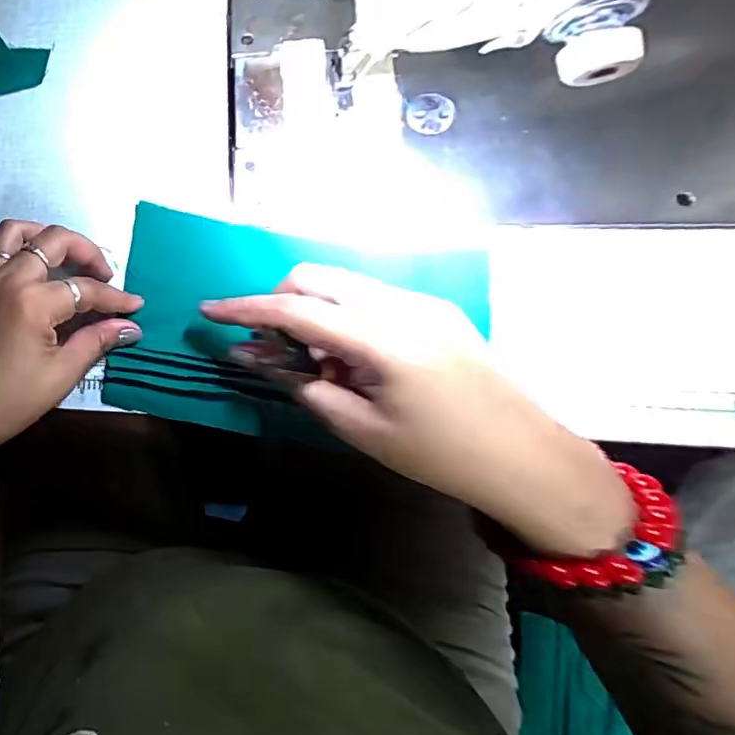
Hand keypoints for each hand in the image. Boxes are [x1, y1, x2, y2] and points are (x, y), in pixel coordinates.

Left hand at [0, 220, 142, 488]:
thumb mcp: (61, 374)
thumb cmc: (10, 402)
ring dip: (40, 235)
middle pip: (53, 240)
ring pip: (9, 233)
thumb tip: (129, 326)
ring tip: (59, 255)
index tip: (135, 307)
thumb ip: (95, 341)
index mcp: (34, 300)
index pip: (85, 288)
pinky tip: (4, 268)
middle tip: (103, 275)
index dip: (115, 298)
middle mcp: (7, 279)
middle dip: (86, 251)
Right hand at [201, 263, 631, 557]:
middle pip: (316, 277)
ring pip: (344, 282)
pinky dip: (346, 315)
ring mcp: (422, 301)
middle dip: (281, 304)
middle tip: (278, 353)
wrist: (526, 458)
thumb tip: (252, 356)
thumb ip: (302, 385)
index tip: (208, 310)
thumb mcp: (360, 428)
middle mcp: (400, 305)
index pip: (296, 309)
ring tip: (323, 365)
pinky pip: (372, 295)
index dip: (245, 308)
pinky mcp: (436, 309)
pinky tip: (357, 359)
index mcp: (381, 339)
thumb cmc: (438, 455)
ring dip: (315, 310)